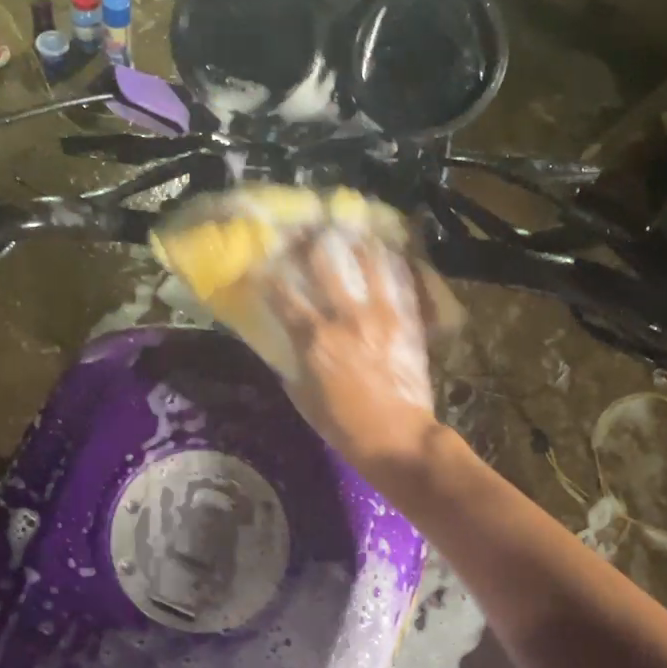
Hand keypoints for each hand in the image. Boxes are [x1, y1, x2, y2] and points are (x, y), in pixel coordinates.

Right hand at [263, 228, 443, 471]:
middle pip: (324, 260)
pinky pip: (400, 278)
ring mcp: (381, 313)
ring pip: (367, 259)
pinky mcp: (408, 319)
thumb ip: (290, 363)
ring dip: (355, 241)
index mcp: (313, 338)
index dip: (266, 271)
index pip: (282, 292)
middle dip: (310, 241)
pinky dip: (391, 260)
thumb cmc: (343, 425)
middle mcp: (345, 316)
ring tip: (348, 229)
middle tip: (304, 231)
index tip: (258, 259)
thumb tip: (281, 342)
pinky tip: (384, 249)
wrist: (398, 438)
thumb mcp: (302, 397)